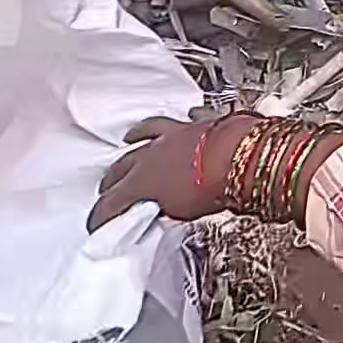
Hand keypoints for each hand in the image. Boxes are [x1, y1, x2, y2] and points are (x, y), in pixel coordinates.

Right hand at [89, 109, 250, 230]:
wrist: (244, 156)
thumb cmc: (213, 188)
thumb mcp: (179, 212)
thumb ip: (163, 208)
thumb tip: (161, 208)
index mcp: (141, 181)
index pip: (110, 203)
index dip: (102, 217)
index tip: (98, 225)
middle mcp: (154, 152)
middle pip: (123, 165)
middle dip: (113, 178)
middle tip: (109, 187)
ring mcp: (179, 132)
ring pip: (148, 130)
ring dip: (138, 135)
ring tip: (131, 137)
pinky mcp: (204, 120)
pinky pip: (190, 117)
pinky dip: (186, 120)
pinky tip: (187, 117)